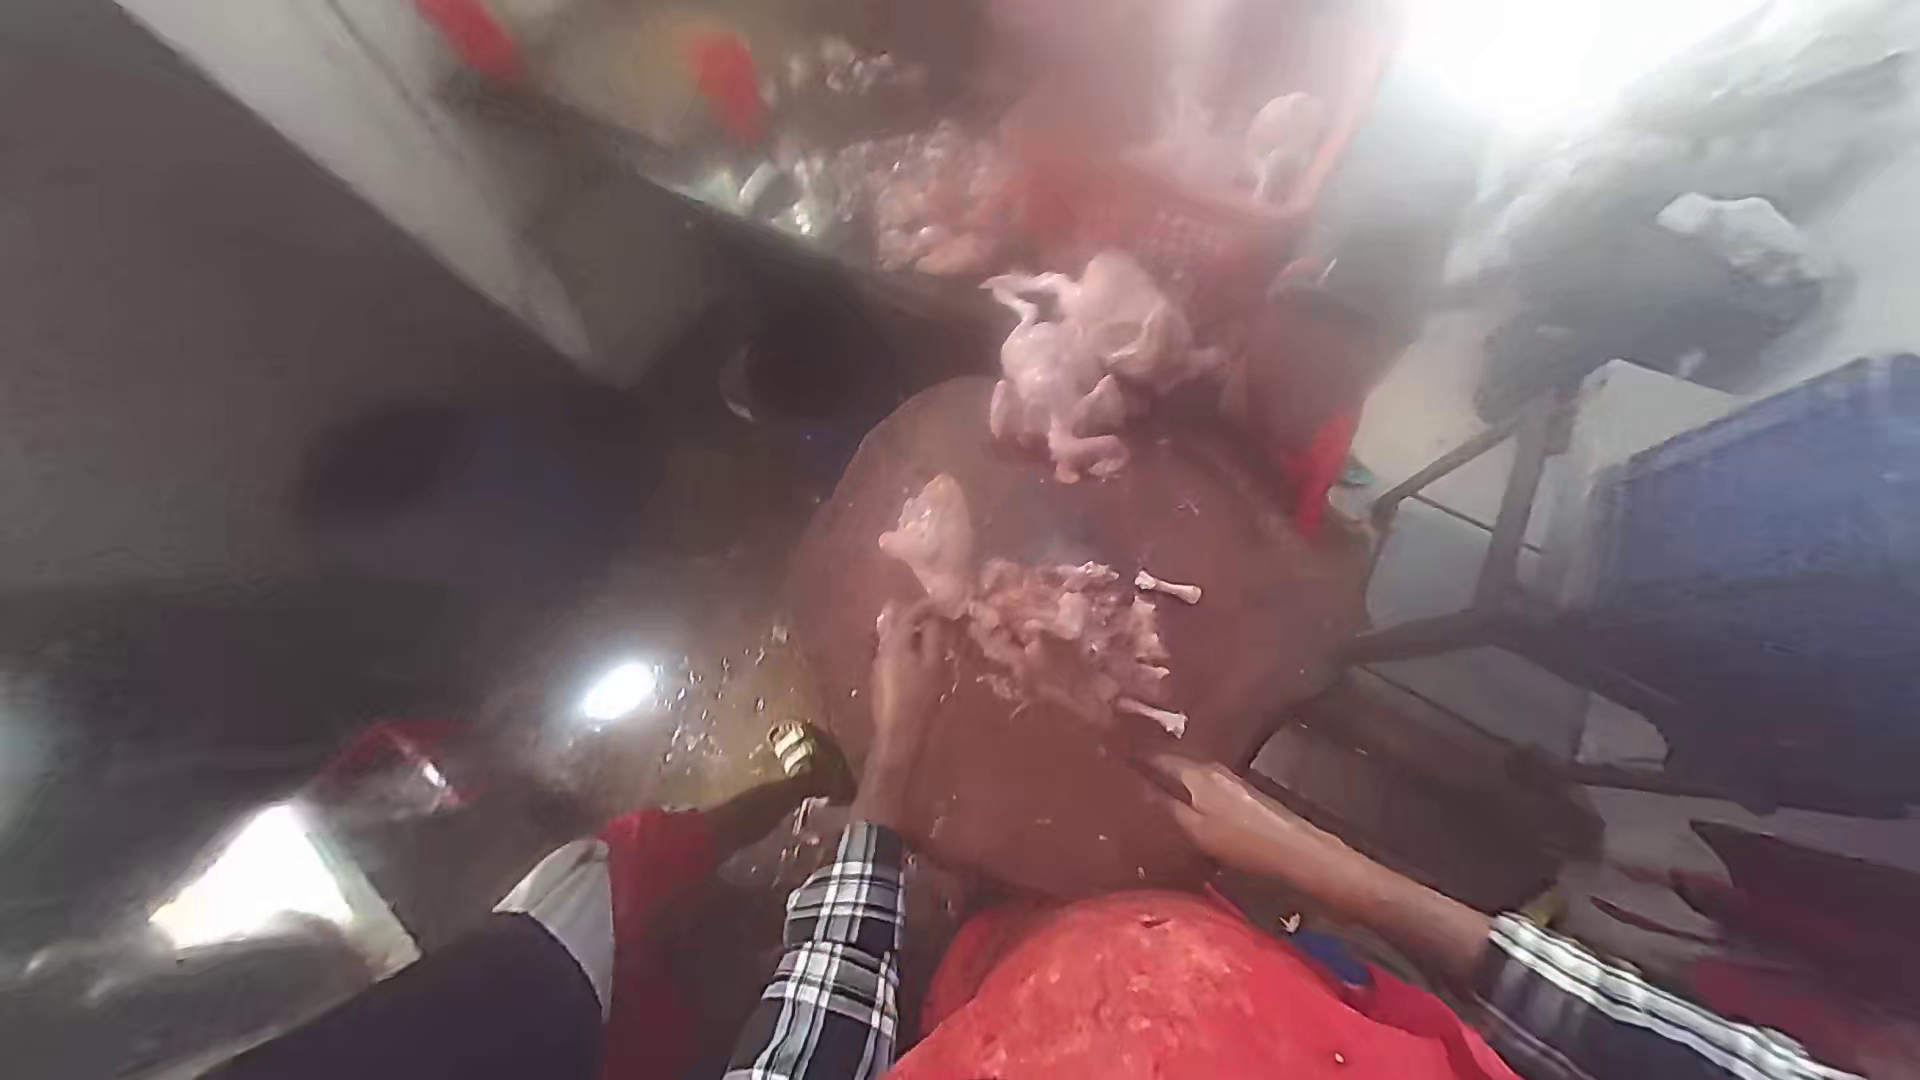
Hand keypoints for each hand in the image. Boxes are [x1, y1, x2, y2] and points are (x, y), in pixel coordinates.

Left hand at [869, 599, 948, 761]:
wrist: (898, 731)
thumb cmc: (919, 696)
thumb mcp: (933, 664)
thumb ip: (934, 637)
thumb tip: (935, 618)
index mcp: (895, 642)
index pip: (910, 614)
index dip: (926, 606)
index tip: (941, 603)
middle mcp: (882, 648)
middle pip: (895, 622)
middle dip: (912, 614)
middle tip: (931, 611)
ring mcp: (878, 663)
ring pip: (892, 636)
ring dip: (908, 629)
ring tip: (926, 630)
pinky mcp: (880, 676)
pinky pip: (892, 649)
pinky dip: (905, 643)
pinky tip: (916, 652)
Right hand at [1133, 752, 1493, 978]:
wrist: (1313, 863)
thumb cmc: (1251, 847)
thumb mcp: (1194, 831)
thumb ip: (1155, 808)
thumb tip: (1116, 786)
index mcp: (1192, 769)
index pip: (1142, 752)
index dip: (1116, 755)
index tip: (1089, 760)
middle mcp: (1205, 766)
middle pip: (1157, 760)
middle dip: (1130, 766)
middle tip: (1101, 781)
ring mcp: (1222, 782)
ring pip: (1173, 776)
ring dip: (1150, 783)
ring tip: (1125, 798)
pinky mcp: (1234, 800)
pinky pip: (1188, 790)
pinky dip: (1170, 797)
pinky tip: (1163, 815)